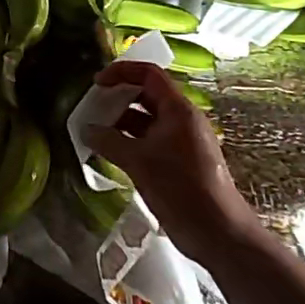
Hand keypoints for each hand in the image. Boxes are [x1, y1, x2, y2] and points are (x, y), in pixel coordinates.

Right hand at [86, 61, 261, 264]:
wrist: (218, 231)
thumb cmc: (181, 188)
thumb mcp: (139, 162)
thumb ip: (110, 142)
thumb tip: (86, 129)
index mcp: (178, 110)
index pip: (149, 75)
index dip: (121, 72)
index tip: (97, 82)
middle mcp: (182, 120)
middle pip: (148, 95)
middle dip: (119, 98)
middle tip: (92, 107)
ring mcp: (182, 141)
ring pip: (148, 121)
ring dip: (122, 123)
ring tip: (96, 131)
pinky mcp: (180, 162)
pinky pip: (151, 141)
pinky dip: (131, 142)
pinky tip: (112, 154)